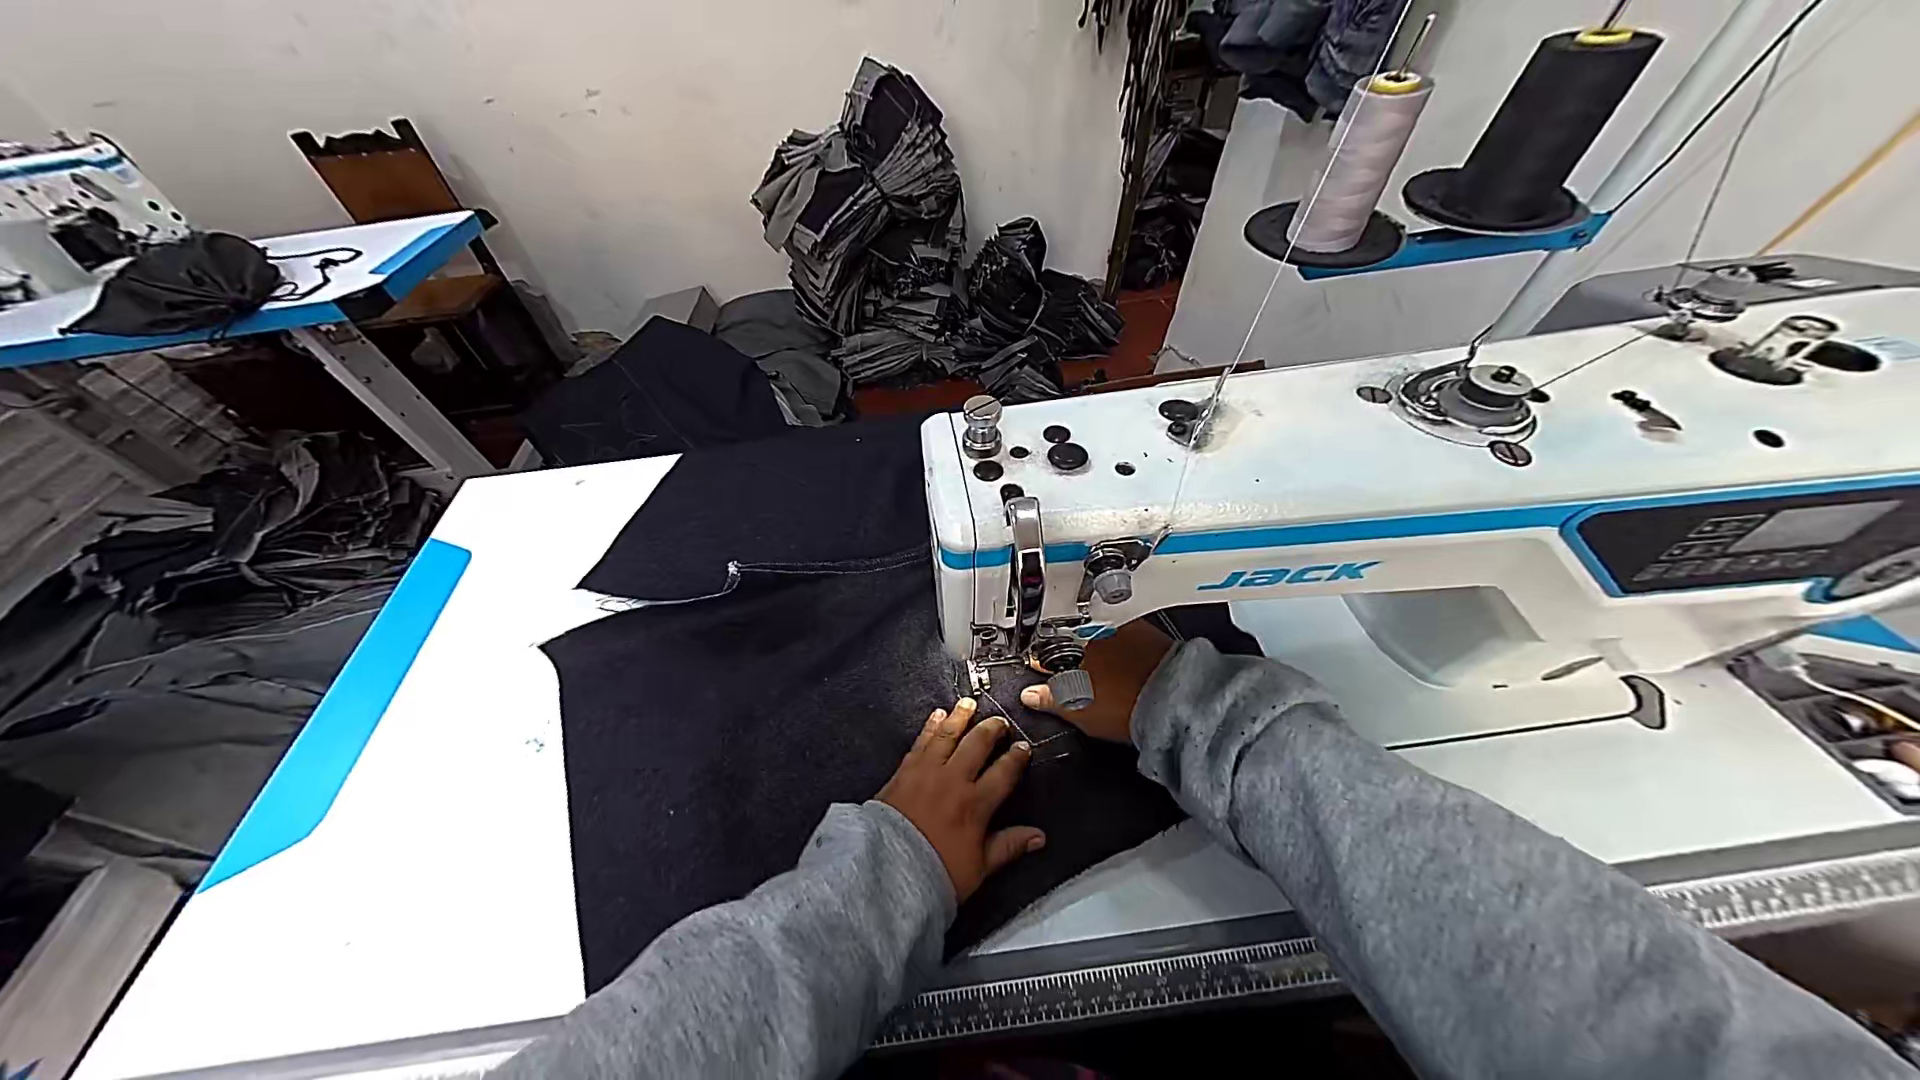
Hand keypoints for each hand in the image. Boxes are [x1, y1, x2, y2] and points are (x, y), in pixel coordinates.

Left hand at [878, 697, 1044, 901]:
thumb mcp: (979, 867)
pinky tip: (936, 715)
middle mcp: (954, 781)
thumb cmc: (933, 873)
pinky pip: (922, 740)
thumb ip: (1009, 846)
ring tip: (969, 703)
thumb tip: (1037, 837)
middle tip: (1000, 722)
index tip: (1023, 748)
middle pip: (978, 744)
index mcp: (975, 804)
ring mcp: (928, 772)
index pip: (1004, 773)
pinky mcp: (905, 770)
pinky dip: (931, 726)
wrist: (886, 869)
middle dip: (992, 729)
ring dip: (961, 717)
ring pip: (949, 735)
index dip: (1016, 758)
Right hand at [1020, 618, 1174, 742]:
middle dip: (1072, 657)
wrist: (1176, 701)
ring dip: (1098, 652)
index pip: (1049, 652)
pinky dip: (1123, 650)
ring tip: (1106, 677)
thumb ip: (1049, 698)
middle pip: (1075, 642)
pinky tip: (1128, 670)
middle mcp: (1098, 631)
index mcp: (1076, 645)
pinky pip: (1126, 639)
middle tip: (1078, 679)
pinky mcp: (1149, 634)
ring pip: (1100, 639)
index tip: (1042, 670)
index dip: (1044, 665)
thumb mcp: (1078, 708)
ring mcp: (1124, 630)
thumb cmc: (1128, 705)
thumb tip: (1030, 695)